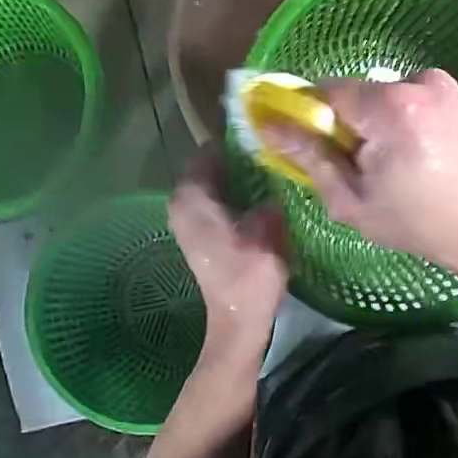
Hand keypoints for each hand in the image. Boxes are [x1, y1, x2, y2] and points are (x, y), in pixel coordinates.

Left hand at [168, 153, 286, 349]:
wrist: (239, 321)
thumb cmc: (250, 274)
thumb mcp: (268, 226)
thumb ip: (269, 195)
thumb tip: (277, 178)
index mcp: (191, 196)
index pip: (209, 150)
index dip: (236, 140)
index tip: (266, 136)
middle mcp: (181, 204)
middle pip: (210, 167)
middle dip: (239, 159)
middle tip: (273, 154)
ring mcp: (187, 223)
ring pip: (214, 186)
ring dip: (239, 180)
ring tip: (272, 174)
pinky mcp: (199, 238)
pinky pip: (216, 203)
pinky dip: (235, 198)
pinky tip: (262, 200)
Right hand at [257, 69, 457, 277]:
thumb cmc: (410, 221)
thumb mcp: (350, 200)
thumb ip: (310, 157)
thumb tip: (268, 125)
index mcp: (390, 110)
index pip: (328, 92)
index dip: (315, 118)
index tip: (320, 147)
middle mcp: (417, 83)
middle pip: (355, 92)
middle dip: (348, 122)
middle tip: (360, 164)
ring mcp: (439, 83)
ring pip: (378, 92)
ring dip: (373, 119)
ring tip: (391, 160)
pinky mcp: (450, 89)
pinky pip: (403, 93)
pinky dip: (397, 114)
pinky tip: (411, 147)